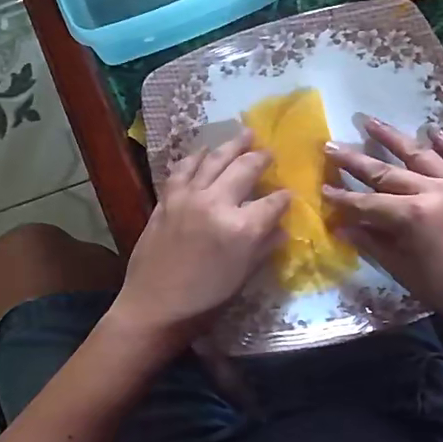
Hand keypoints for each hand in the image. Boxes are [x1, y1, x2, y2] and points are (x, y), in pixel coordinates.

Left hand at [113, 130, 290, 345]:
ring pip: (214, 159)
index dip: (284, 198)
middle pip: (245, 169)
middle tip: (269, 152)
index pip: (273, 202)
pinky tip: (204, 151)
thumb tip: (279, 228)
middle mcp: (217, 203)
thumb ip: (263, 247)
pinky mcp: (167, 199)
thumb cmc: (205, 302)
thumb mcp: (243, 277)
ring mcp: (189, 197)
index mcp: (242, 228)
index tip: (288, 194)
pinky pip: (183, 169)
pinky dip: (196, 157)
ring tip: (245, 133)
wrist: (154, 308)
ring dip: (232, 145)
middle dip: (261, 158)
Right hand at [325, 117, 442, 353]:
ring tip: (370, 121)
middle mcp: (432, 191)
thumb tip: (342, 226)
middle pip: (386, 172)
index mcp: (411, 216)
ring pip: (419, 154)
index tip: (321, 188)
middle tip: (331, 146)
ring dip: (393, 137)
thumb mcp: (404, 270)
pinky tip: (433, 131)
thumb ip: (373, 243)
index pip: (367, 203)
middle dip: (356, 160)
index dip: (342, 198)